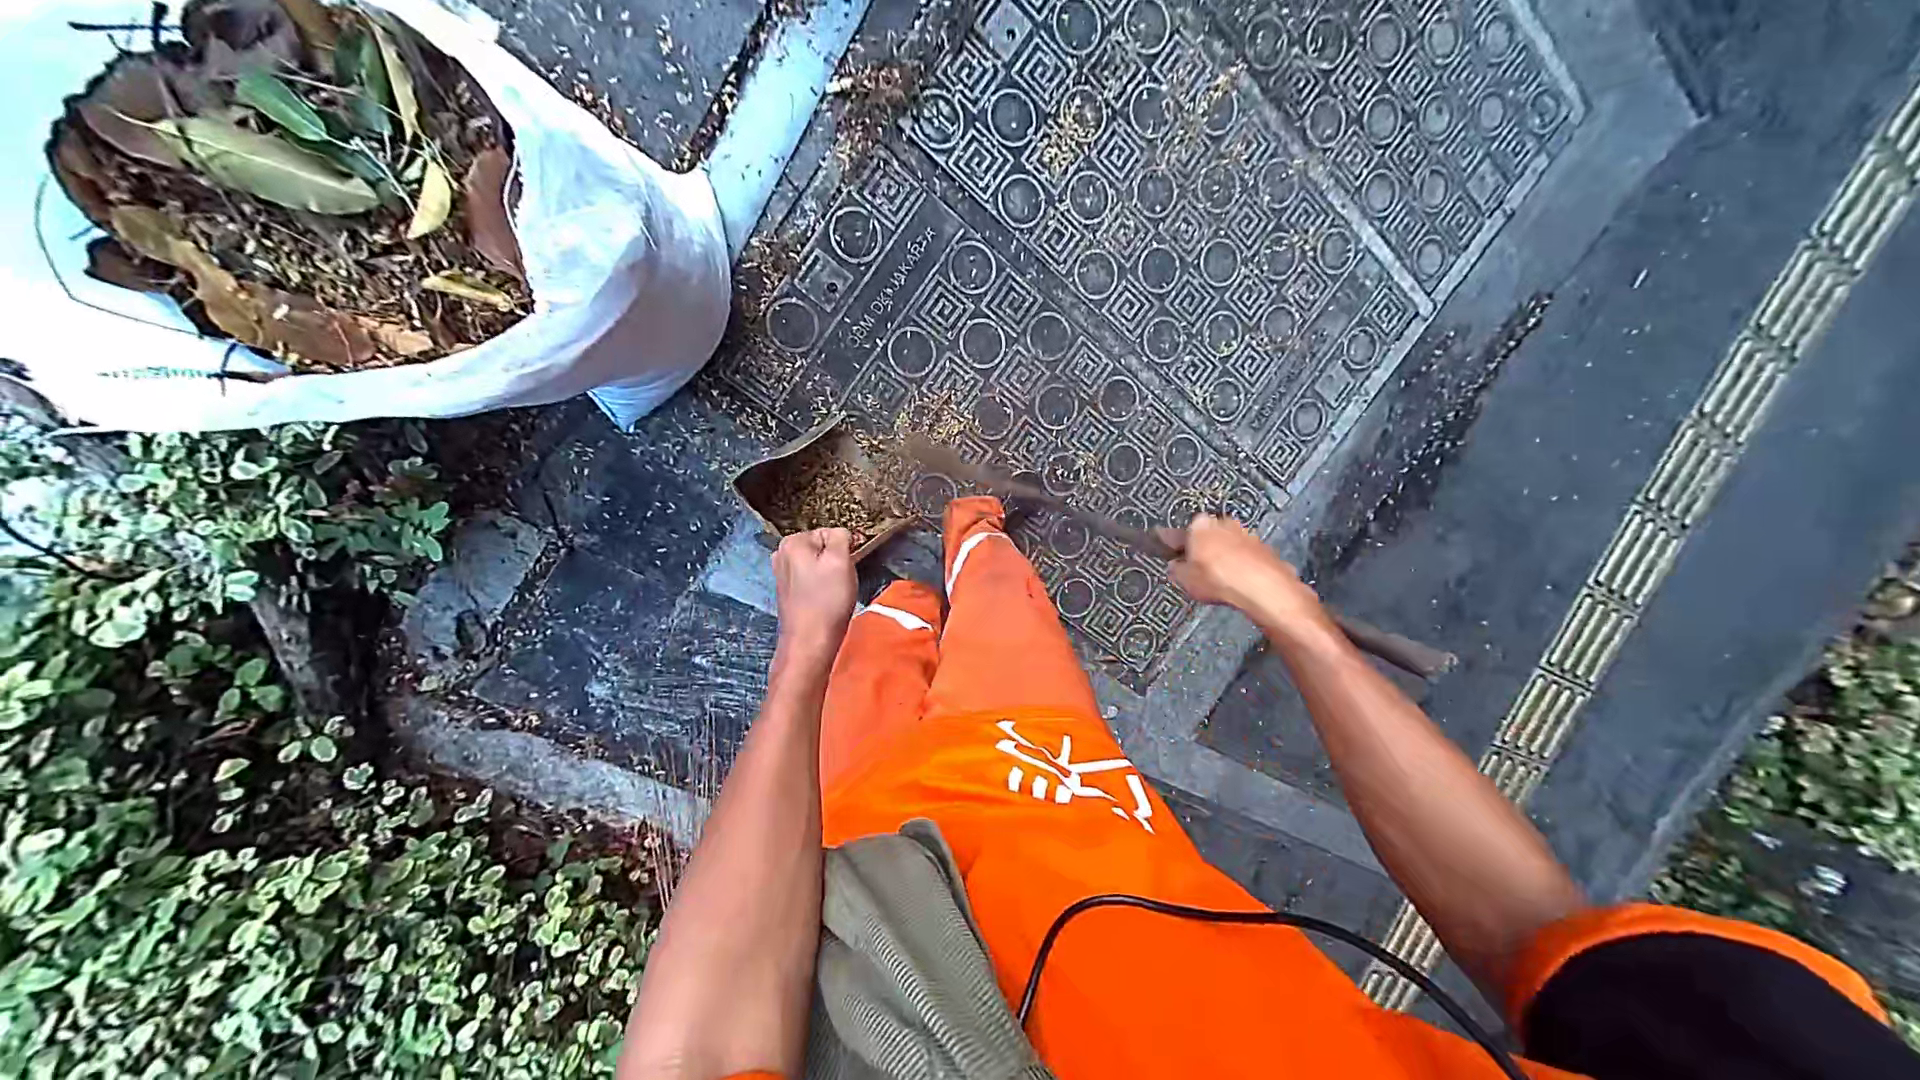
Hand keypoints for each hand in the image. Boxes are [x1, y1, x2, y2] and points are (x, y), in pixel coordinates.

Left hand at [771, 528, 856, 657]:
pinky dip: (822, 589)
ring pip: (818, 566)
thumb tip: (841, 533)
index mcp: (792, 543)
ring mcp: (783, 575)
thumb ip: (841, 536)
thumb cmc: (826, 602)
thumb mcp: (841, 560)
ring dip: (830, 576)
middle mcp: (782, 556)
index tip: (848, 566)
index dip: (844, 548)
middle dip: (836, 562)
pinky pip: (812, 581)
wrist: (810, 642)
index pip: (829, 533)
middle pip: (822, 549)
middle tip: (841, 581)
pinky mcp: (788, 592)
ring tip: (834, 593)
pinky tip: (826, 602)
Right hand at [1168, 515, 1329, 636]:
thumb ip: (1175, 569)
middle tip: (1195, 570)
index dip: (1173, 545)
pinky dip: (1240, 566)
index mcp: (1199, 525)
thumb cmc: (1220, 579)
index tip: (1169, 551)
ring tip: (1218, 581)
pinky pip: (1246, 556)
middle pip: (1206, 535)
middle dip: (1201, 550)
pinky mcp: (1264, 548)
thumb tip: (1175, 567)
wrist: (1262, 588)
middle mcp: (1223, 523)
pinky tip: (1236, 583)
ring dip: (1222, 557)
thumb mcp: (1184, 579)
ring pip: (1227, 544)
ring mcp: (1246, 534)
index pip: (1180, 532)